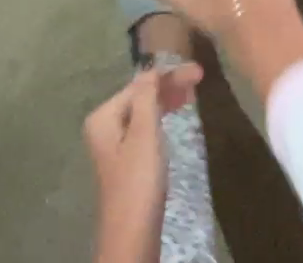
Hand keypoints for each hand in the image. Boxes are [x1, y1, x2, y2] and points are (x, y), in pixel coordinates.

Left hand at [85, 66, 202, 262]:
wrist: (133, 232)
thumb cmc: (138, 179)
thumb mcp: (144, 133)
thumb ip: (146, 98)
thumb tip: (150, 69)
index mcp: (103, 116)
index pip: (139, 85)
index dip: (168, 75)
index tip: (197, 71)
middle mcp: (105, 126)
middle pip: (140, 96)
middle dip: (168, 86)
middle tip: (200, 78)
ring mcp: (115, 143)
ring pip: (144, 111)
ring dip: (167, 99)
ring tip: (193, 92)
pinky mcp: (127, 159)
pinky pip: (145, 126)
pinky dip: (161, 117)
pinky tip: (175, 114)